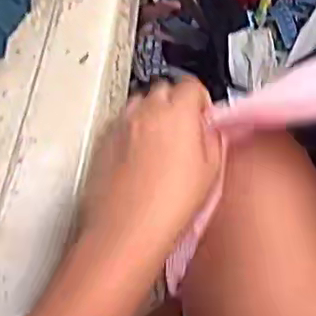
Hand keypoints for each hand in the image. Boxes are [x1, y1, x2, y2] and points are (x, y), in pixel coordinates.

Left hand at [76, 78, 221, 284]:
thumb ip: (214, 137)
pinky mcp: (101, 145)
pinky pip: (122, 126)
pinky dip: (134, 132)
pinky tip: (145, 158)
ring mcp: (119, 127)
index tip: (207, 117)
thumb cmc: (170, 202)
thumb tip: (213, 130)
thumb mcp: (213, 167)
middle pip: (164, 89)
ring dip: (154, 115)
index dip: (203, 101)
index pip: (192, 85)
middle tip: (190, 127)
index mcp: (177, 112)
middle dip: (177, 102)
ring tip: (166, 142)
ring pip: (140, 105)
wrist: (128, 230)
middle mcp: (144, 113)